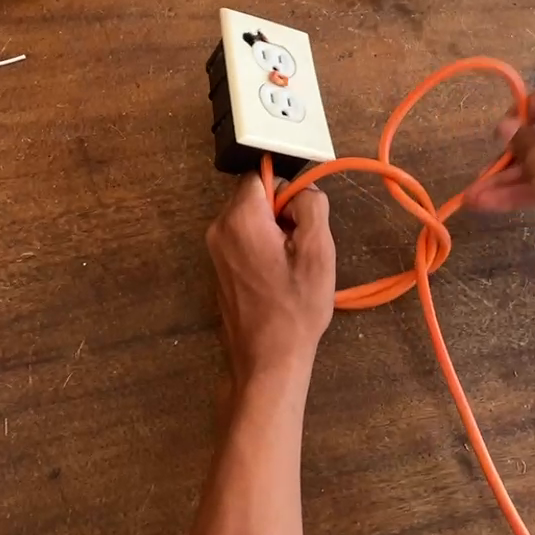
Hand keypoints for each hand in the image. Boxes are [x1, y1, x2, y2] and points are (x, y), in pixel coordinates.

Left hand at [205, 173, 335, 385]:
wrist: (267, 360)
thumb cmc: (295, 308)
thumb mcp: (318, 251)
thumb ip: (311, 205)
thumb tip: (301, 191)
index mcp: (240, 218)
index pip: (261, 174)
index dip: (287, 191)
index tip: (301, 220)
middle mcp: (219, 228)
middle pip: (254, 196)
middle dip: (281, 212)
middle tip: (300, 245)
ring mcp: (215, 249)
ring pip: (250, 217)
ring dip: (273, 231)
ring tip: (290, 264)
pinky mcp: (219, 266)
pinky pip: (243, 238)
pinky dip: (262, 247)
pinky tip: (277, 276)